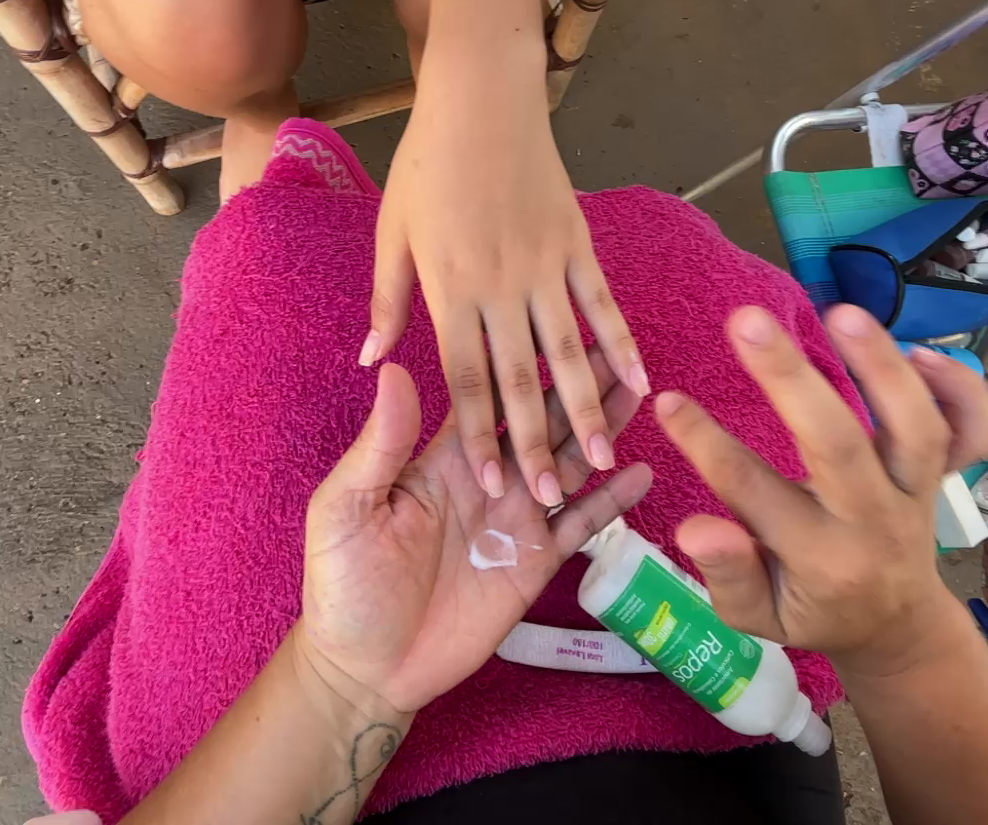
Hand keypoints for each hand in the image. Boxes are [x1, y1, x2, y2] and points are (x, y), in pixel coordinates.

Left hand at [298, 354, 651, 715]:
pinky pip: (580, 524)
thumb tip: (390, 368)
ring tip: (637, 395)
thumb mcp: (351, 504)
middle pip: (543, 419)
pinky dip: (611, 500)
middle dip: (577, 385)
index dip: (523, 361)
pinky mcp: (535, 560)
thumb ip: (383, 443)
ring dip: (601, 429)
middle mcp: (490, 474)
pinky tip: (641, 473)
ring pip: (569, 462)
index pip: (493, 395)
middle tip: (617, 350)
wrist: (367, 663)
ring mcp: (516, 516)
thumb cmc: (346, 579)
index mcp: (447, 454)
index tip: (553, 324)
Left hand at [365, 44, 646, 509]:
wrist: (481, 98)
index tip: (489, 482)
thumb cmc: (426, 167)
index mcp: (450, 289)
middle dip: (536, 441)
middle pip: (521, 378)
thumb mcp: (391, 233)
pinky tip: (640, 383)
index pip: (465, 377)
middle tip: (553, 495)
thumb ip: (387, 301)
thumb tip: (371, 361)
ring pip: (569, 351)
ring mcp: (545, 266)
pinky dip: (622, 344)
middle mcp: (501, 287)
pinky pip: (603, 304)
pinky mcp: (579, 245)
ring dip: (588, 409)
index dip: (477, 432)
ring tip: (607, 458)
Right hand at [654, 304, 987, 680]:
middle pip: (839, 444)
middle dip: (791, 377)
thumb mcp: (757, 616)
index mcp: (821, 559)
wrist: (895, 626)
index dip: (705, 444)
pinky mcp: (944, 477)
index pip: (753, 492)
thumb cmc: (810, 611)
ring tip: (840, 312)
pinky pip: (973, 432)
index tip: (666, 401)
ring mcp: (917, 495)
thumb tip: (694, 528)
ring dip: (882, 366)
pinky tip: (922, 352)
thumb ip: (728, 574)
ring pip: (915, 428)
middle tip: (745, 319)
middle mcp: (875, 522)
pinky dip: (961, 390)